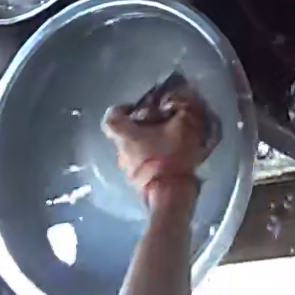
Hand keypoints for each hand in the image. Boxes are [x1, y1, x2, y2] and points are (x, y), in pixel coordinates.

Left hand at [104, 86, 213, 210]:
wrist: (171, 197)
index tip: (136, 108)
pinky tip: (171, 157)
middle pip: (125, 133)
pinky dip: (152, 158)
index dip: (121, 109)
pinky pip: (142, 164)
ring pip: (134, 149)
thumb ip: (182, 108)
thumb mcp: (183, 125)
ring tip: (169, 140)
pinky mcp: (138, 184)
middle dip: (141, 126)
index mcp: (126, 135)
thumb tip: (182, 97)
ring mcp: (128, 171)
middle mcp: (121, 152)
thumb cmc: (171, 156)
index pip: (111, 117)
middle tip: (161, 122)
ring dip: (148, 143)